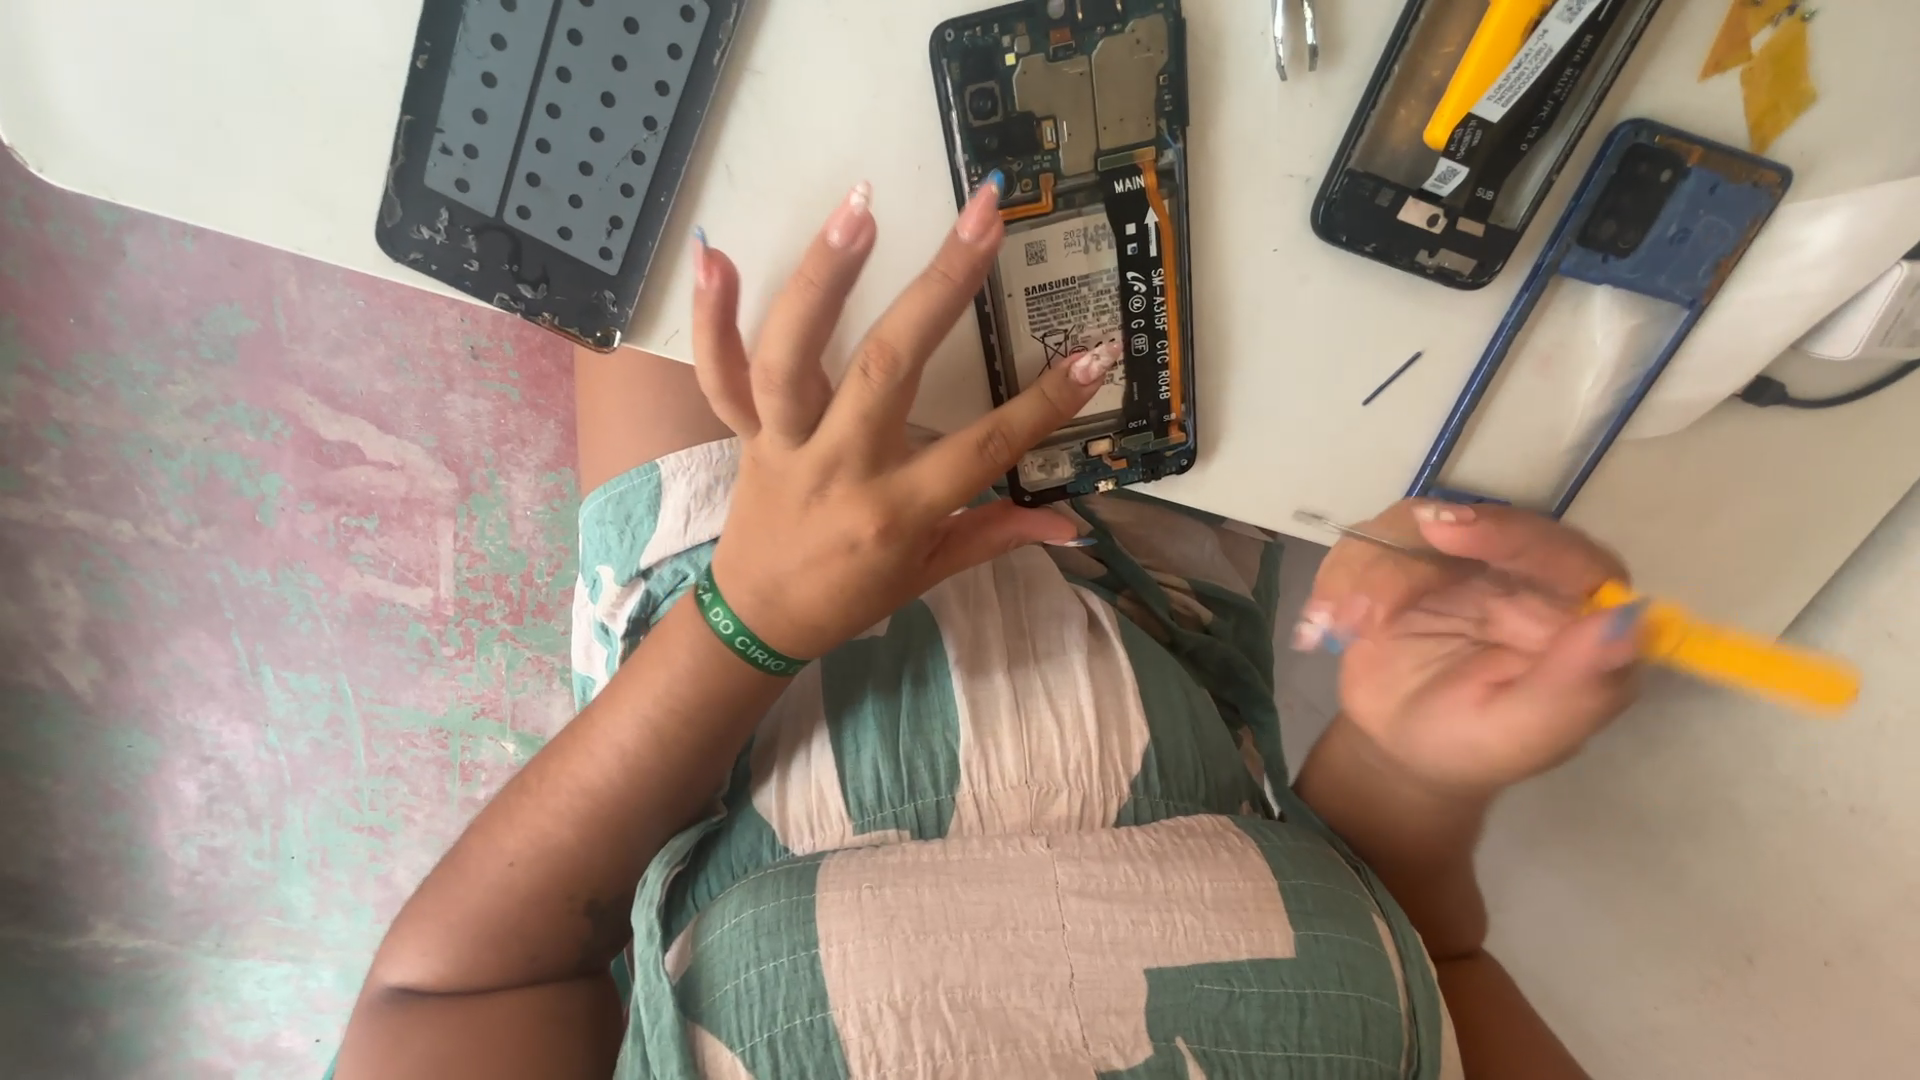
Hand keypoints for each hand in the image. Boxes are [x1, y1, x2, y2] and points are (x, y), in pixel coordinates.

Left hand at [689, 178, 1120, 661]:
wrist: (759, 621)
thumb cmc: (853, 595)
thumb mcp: (931, 571)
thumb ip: (998, 536)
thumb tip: (1075, 527)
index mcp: (896, 511)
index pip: (982, 449)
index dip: (1042, 405)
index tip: (1091, 355)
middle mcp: (840, 468)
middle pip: (889, 370)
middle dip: (942, 288)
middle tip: (984, 216)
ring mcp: (784, 444)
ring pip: (794, 358)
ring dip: (824, 278)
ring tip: (862, 208)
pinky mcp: (743, 434)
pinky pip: (719, 377)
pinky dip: (711, 320)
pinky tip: (715, 255)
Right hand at [1293, 499, 1642, 794]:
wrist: (1399, 752)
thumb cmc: (1473, 749)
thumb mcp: (1525, 732)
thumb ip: (1574, 682)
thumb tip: (1623, 619)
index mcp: (1566, 611)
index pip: (1555, 549)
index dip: (1506, 531)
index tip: (1445, 530)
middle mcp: (1513, 576)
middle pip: (1463, 526)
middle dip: (1400, 560)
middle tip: (1363, 607)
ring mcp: (1450, 567)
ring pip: (1402, 530)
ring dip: (1361, 576)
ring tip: (1343, 629)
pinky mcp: (1395, 568)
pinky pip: (1360, 548)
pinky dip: (1334, 581)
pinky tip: (1323, 625)